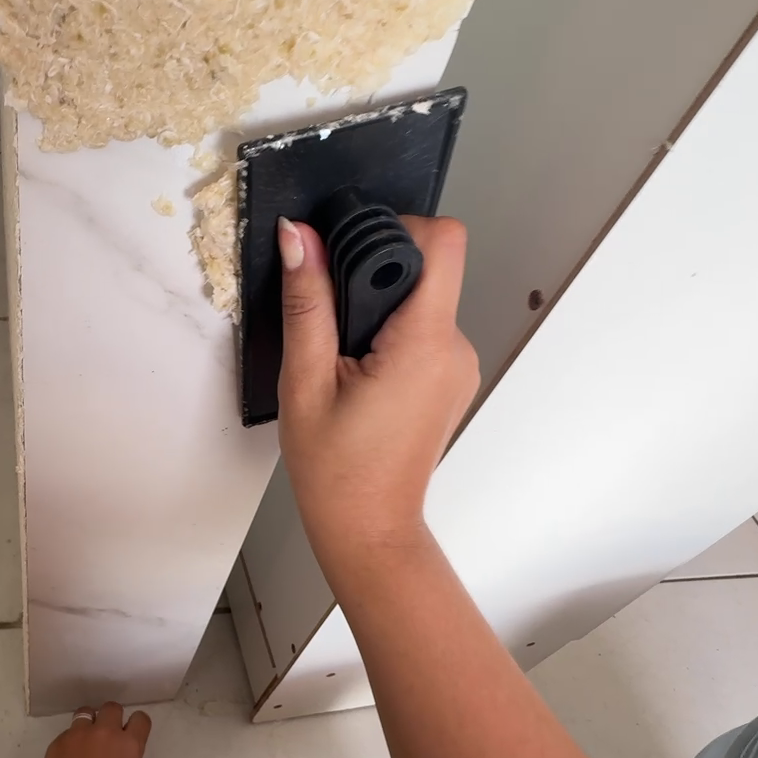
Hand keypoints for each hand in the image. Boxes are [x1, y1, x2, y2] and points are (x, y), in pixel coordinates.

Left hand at [25, 702, 151, 757]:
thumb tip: (110, 757)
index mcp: (129, 746)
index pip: (140, 719)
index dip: (134, 725)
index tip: (128, 734)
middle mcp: (106, 732)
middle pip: (112, 708)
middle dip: (109, 719)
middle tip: (103, 738)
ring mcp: (79, 734)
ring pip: (86, 712)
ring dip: (87, 724)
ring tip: (82, 745)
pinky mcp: (57, 741)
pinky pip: (67, 732)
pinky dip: (69, 742)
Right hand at [276, 214, 479, 562]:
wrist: (366, 527)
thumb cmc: (333, 468)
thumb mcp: (304, 382)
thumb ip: (307, 304)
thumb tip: (299, 237)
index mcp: (423, 344)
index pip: (442, 241)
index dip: (397, 229)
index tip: (350, 256)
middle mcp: (455, 348)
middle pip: (428, 270)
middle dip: (375, 280)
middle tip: (331, 325)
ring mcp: (458, 367)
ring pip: (422, 302)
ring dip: (379, 313)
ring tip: (341, 362)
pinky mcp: (450, 381)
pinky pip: (424, 333)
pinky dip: (390, 337)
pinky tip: (359, 377)